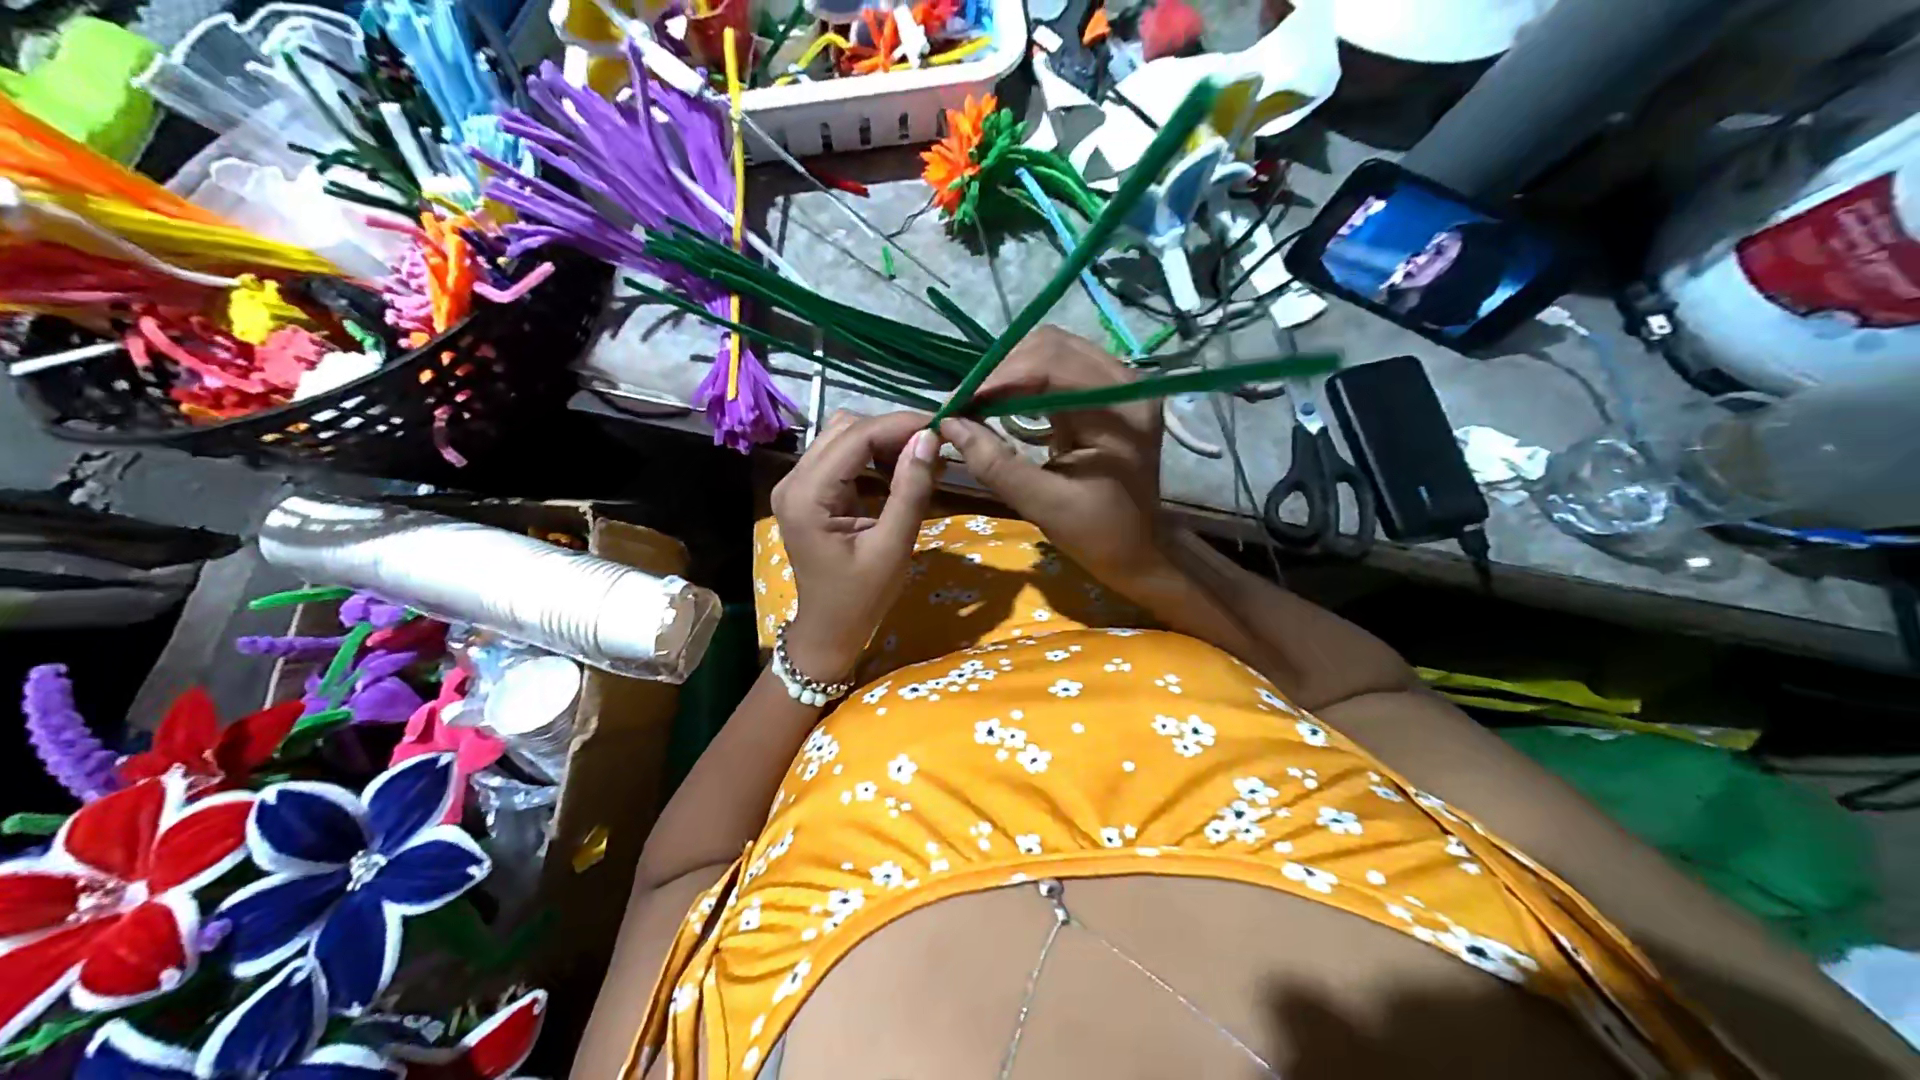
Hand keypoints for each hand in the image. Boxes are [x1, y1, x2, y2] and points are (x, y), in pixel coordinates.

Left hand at [772, 411, 940, 681]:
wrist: (829, 629)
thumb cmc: (861, 597)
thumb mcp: (893, 547)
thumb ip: (910, 490)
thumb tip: (930, 439)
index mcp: (807, 495)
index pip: (856, 436)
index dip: (901, 424)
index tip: (942, 425)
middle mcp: (794, 479)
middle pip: (847, 428)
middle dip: (893, 429)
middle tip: (936, 444)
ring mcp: (797, 483)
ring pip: (843, 436)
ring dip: (884, 440)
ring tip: (923, 456)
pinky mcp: (808, 490)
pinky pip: (842, 456)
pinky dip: (873, 455)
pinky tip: (901, 468)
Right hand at [938, 327, 1174, 595]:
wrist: (1139, 550)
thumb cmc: (1098, 534)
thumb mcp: (1043, 504)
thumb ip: (996, 464)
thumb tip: (949, 424)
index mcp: (1120, 412)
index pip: (1052, 366)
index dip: (999, 378)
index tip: (958, 403)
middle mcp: (1126, 384)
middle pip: (1052, 346)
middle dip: (1002, 371)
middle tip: (966, 405)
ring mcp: (1119, 384)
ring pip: (1053, 350)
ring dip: (1011, 373)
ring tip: (980, 403)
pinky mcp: (1107, 391)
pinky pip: (1059, 367)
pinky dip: (1025, 380)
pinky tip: (1004, 403)